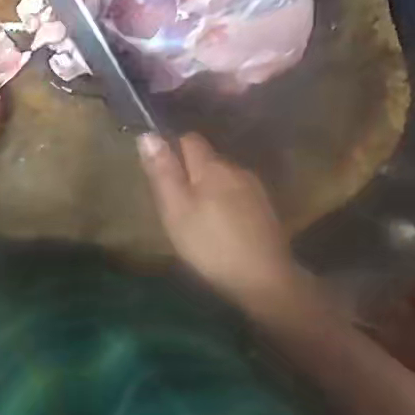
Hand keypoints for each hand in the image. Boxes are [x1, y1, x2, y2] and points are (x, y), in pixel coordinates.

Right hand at [137, 132, 297, 301]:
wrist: (265, 280)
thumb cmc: (209, 242)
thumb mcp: (174, 208)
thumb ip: (162, 170)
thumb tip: (148, 134)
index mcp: (211, 166)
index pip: (189, 139)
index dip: (172, 148)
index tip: (162, 172)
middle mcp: (236, 169)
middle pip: (207, 158)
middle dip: (190, 170)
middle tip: (175, 201)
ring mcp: (255, 189)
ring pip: (223, 176)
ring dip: (209, 187)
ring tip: (197, 215)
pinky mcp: (266, 209)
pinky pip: (237, 193)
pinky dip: (225, 201)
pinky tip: (221, 225)